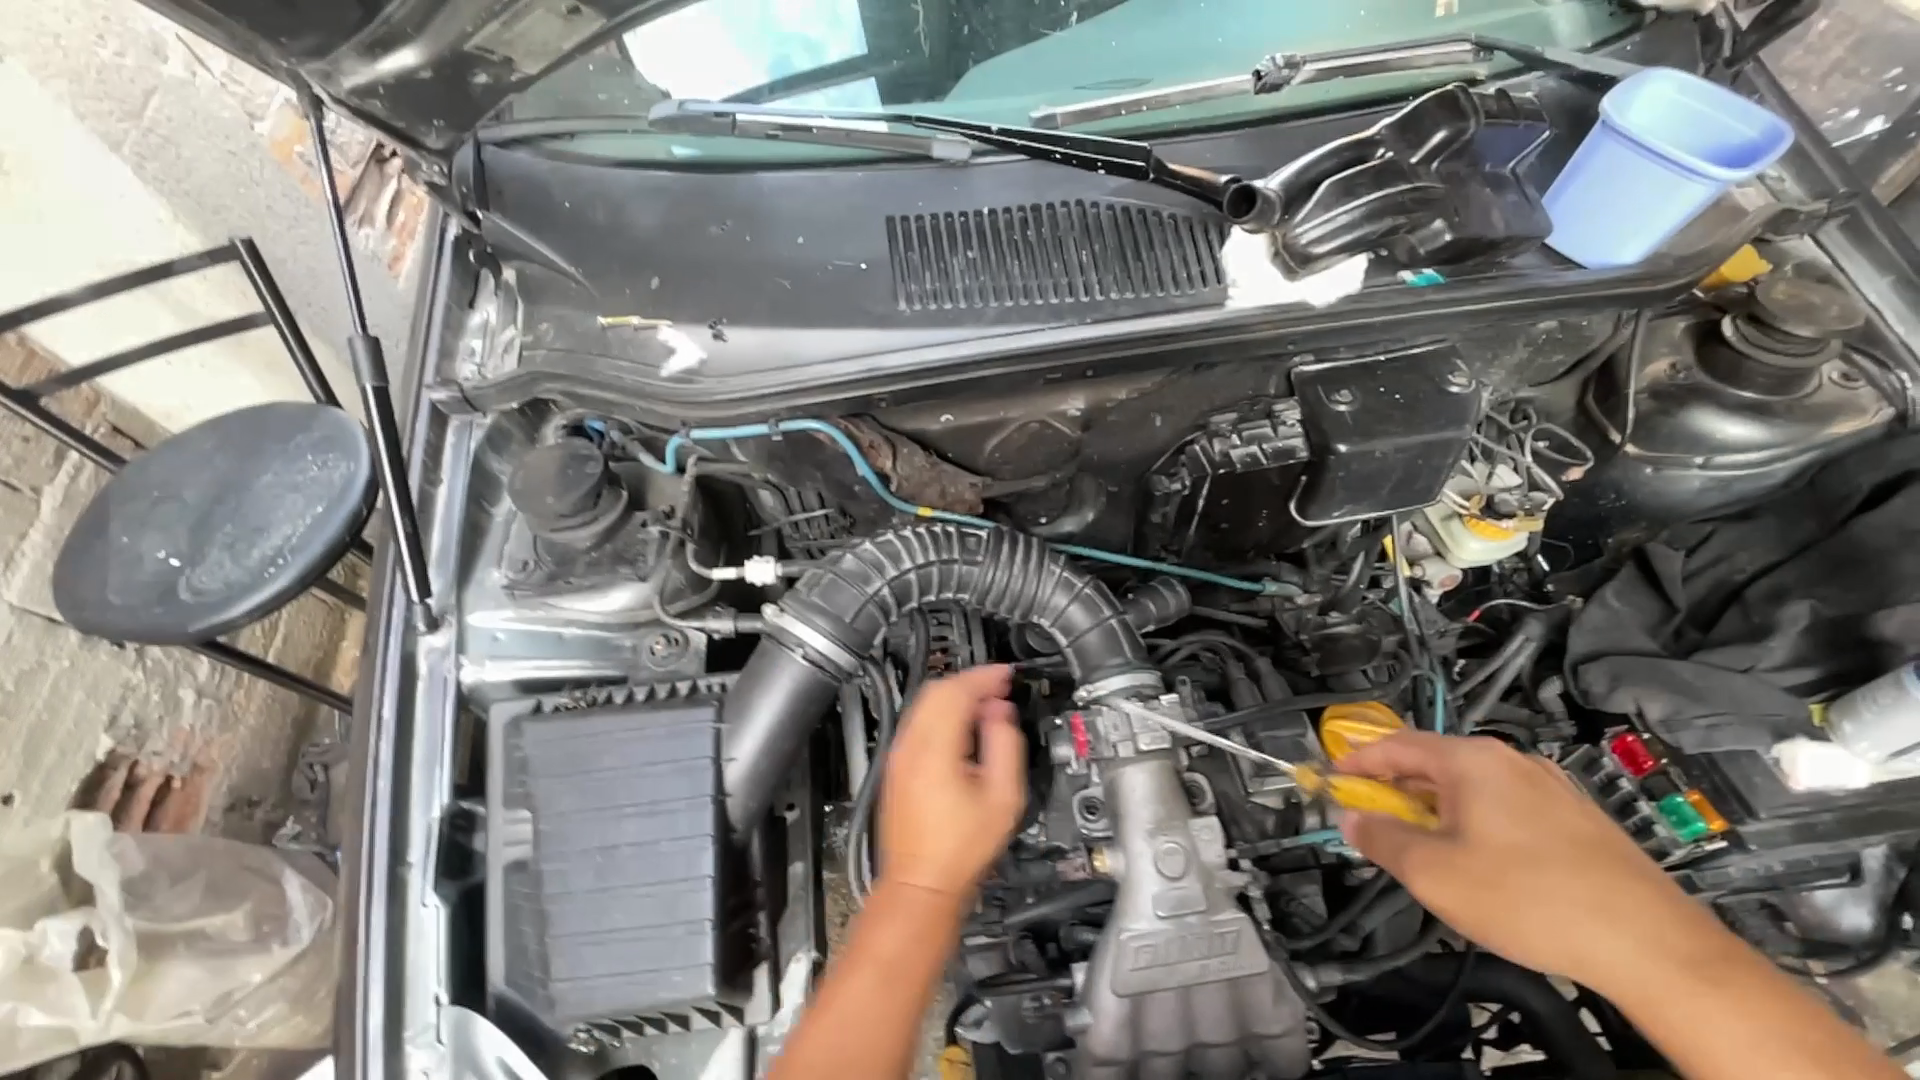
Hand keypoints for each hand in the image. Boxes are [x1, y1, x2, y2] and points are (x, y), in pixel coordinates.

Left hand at [878, 665, 1027, 898]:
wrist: (921, 883)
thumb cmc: (957, 851)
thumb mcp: (1002, 797)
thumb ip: (1005, 746)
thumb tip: (1001, 715)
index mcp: (934, 749)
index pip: (957, 690)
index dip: (985, 675)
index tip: (1005, 674)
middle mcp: (909, 747)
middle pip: (936, 690)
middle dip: (970, 681)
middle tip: (998, 686)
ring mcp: (898, 757)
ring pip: (924, 703)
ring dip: (955, 695)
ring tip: (985, 704)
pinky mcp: (896, 767)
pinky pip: (917, 723)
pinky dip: (941, 713)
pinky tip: (962, 727)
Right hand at [1337, 731, 1719, 992]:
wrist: (1652, 945)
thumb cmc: (1527, 899)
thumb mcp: (1432, 873)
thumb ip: (1380, 838)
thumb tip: (1351, 817)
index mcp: (1471, 760)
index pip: (1395, 744)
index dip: (1357, 761)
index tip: (1332, 780)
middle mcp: (1511, 760)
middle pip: (1435, 761)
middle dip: (1396, 787)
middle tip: (1373, 818)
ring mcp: (1552, 787)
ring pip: (1473, 786)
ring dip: (1436, 806)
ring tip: (1425, 844)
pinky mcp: (1579, 818)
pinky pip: (1507, 805)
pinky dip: (1476, 819)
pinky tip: (1482, 860)